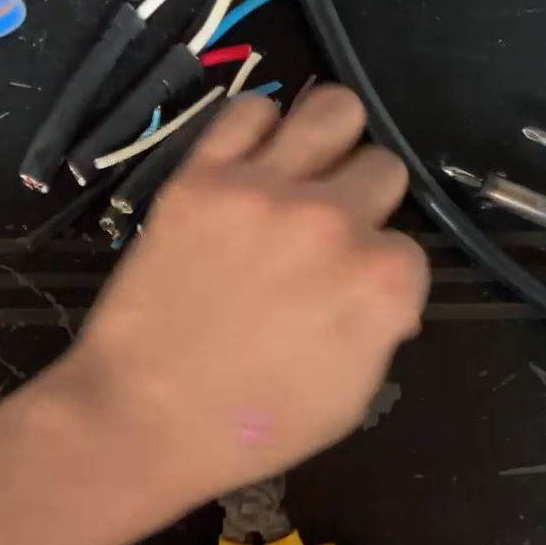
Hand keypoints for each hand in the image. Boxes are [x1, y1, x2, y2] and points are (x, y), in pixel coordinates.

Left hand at [53, 86, 428, 500]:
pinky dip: (255, 132)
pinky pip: (248, 111)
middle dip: (359, 204)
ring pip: (333, 111)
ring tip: (300, 175)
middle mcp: (333, 222)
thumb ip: (378, 333)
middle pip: (379, 169)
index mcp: (380, 282)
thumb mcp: (345, 404)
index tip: (340, 291)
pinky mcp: (200, 181)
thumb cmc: (244, 433)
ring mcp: (264, 193)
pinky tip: (246, 167)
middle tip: (319, 237)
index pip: (405, 246)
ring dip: (328, 141)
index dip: (373, 272)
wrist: (139, 420)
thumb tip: (384, 296)